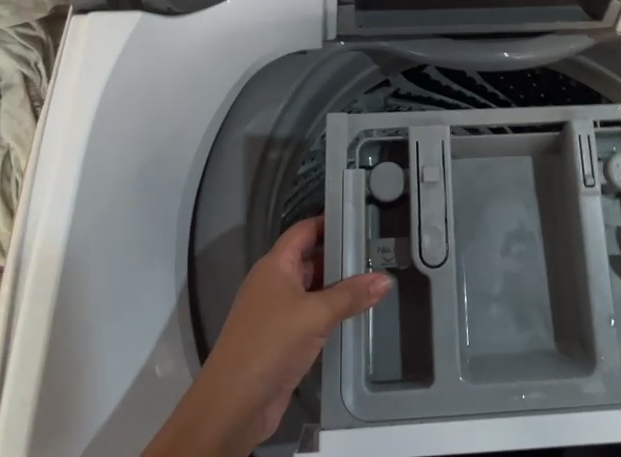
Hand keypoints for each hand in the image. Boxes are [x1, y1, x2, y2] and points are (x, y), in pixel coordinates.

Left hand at [146, 217, 391, 456]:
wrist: (236, 401)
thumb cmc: (270, 342)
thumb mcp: (315, 314)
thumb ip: (351, 295)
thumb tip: (385, 279)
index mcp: (274, 265)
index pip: (303, 231)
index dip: (328, 222)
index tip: (359, 220)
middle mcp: (273, 283)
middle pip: (309, 260)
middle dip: (339, 258)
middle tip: (375, 254)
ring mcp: (276, 312)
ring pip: (311, 290)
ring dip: (337, 288)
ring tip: (373, 282)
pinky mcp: (282, 339)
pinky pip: (310, 317)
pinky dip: (330, 314)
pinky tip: (354, 317)